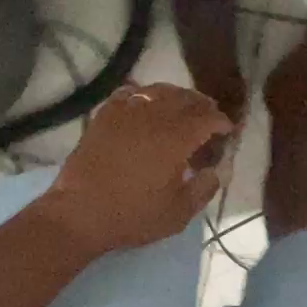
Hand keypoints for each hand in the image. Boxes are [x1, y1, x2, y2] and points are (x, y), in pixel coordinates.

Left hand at [37, 83, 234, 253]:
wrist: (79, 213)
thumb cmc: (133, 216)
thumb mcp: (178, 213)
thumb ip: (203, 189)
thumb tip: (217, 171)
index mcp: (176, 138)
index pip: (207, 118)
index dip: (221, 122)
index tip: (227, 130)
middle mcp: (153, 117)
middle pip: (185, 98)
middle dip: (202, 105)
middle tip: (209, 117)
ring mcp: (126, 112)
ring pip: (158, 91)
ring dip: (176, 96)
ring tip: (181, 108)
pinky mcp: (104, 116)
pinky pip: (130, 93)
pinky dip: (145, 94)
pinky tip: (146, 105)